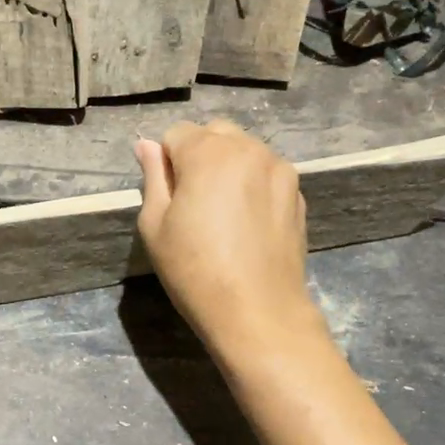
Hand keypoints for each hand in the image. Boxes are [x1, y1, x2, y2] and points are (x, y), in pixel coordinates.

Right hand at [134, 120, 327, 359]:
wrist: (257, 311)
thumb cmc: (194, 270)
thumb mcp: (155, 225)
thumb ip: (153, 177)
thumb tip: (146, 146)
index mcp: (209, 152)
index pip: (176, 133)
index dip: (166, 162)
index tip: (168, 197)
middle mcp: (249, 149)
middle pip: (214, 133)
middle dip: (199, 156)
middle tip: (192, 202)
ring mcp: (280, 169)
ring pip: (244, 151)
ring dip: (227, 168)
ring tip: (222, 215)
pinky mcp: (297, 193)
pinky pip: (266, 174)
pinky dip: (251, 186)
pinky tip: (246, 225)